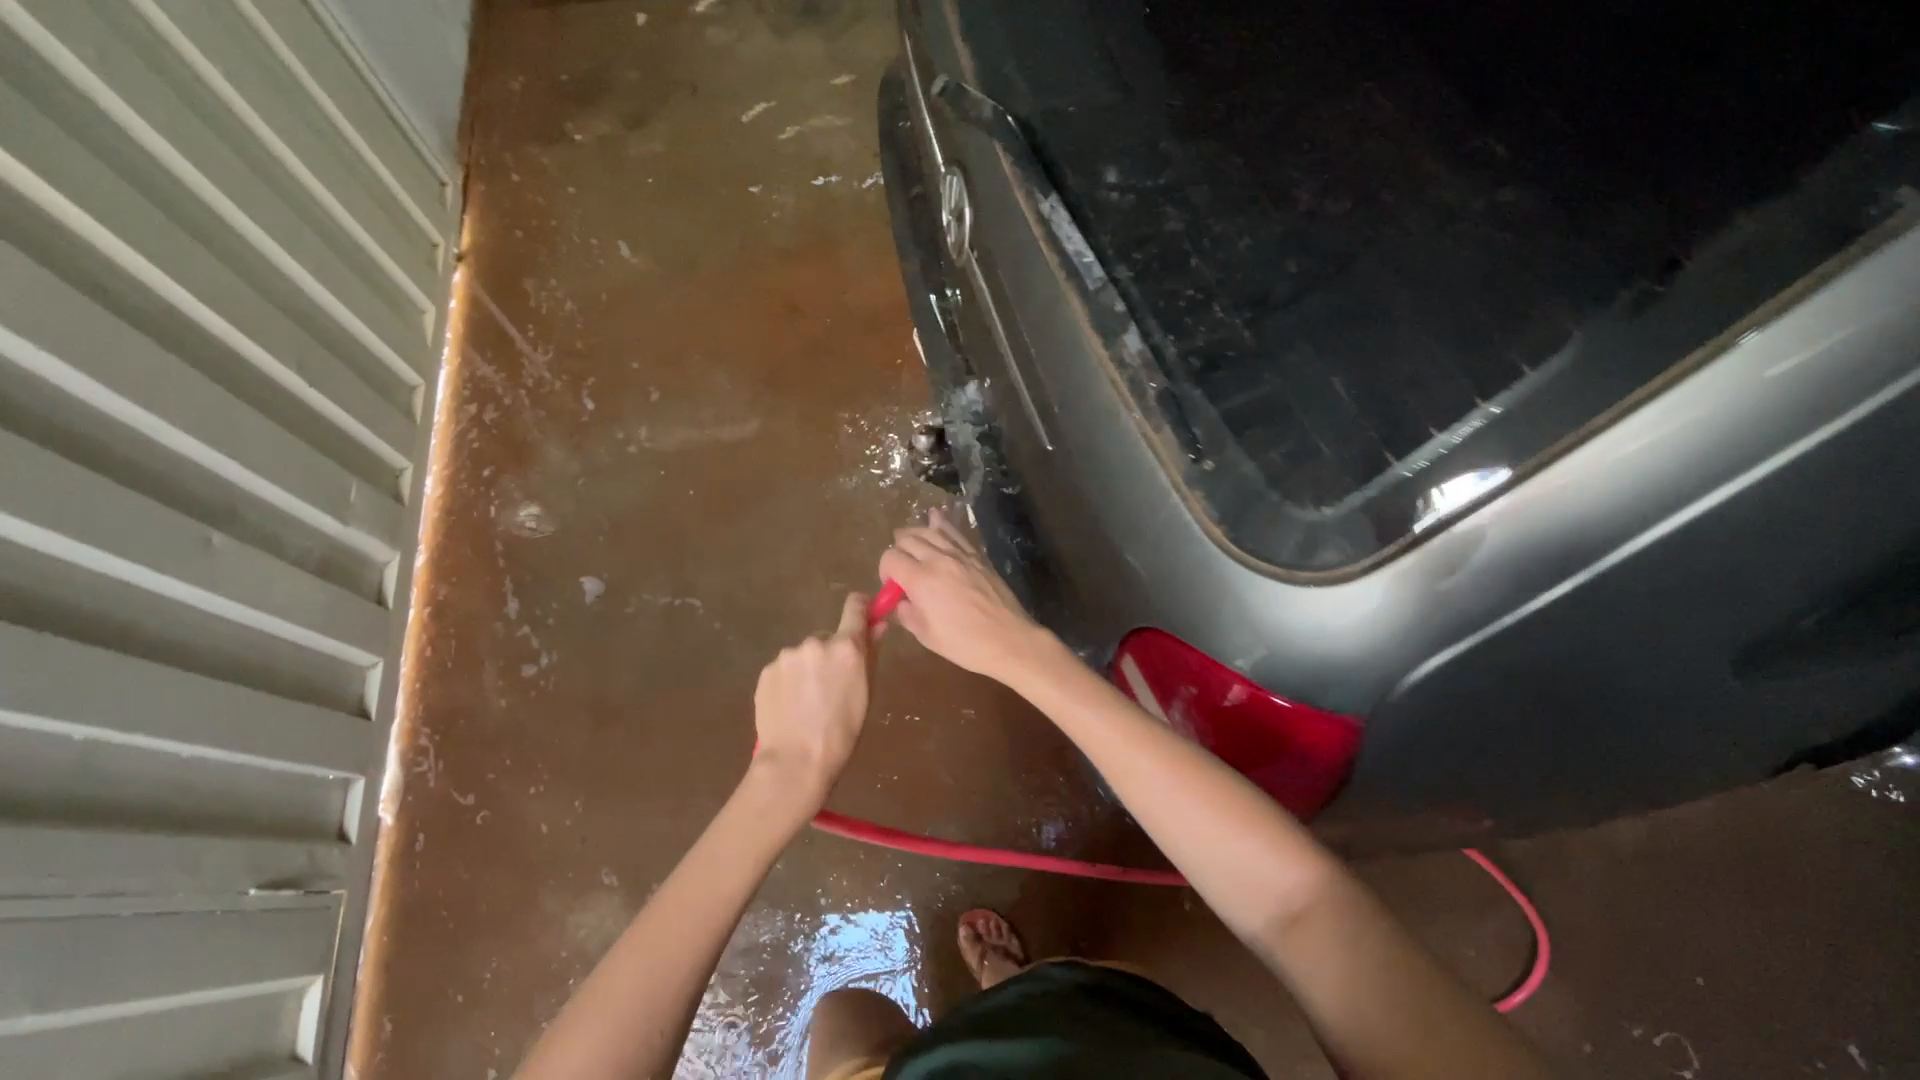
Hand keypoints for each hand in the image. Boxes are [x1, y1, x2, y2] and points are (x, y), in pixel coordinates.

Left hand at [752, 593, 876, 801]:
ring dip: (807, 669)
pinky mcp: (766, 671)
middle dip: (830, 654)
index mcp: (846, 647)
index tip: (864, 614)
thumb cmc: (843, 733)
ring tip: (807, 703)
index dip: (862, 607)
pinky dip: (789, 682)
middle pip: (827, 639)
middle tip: (831, 687)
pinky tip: (790, 707)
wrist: (796, 761)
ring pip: (803, 655)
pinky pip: (784, 670)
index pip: (855, 607)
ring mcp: (787, 656)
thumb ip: (872, 654)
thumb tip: (879, 625)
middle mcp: (815, 643)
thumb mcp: (866, 693)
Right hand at [877, 508, 1049, 682]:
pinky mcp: (977, 556)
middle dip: (898, 551)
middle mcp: (938, 559)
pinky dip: (941, 523)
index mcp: (921, 580)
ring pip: (930, 530)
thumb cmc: (964, 644)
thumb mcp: (926, 636)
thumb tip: (901, 601)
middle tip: (902, 570)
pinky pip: (955, 533)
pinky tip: (935, 516)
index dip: (885, 571)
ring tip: (911, 543)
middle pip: (907, 539)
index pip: (890, 558)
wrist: (1008, 639)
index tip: (893, 588)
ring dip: (915, 534)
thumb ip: (907, 614)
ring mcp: (960, 554)